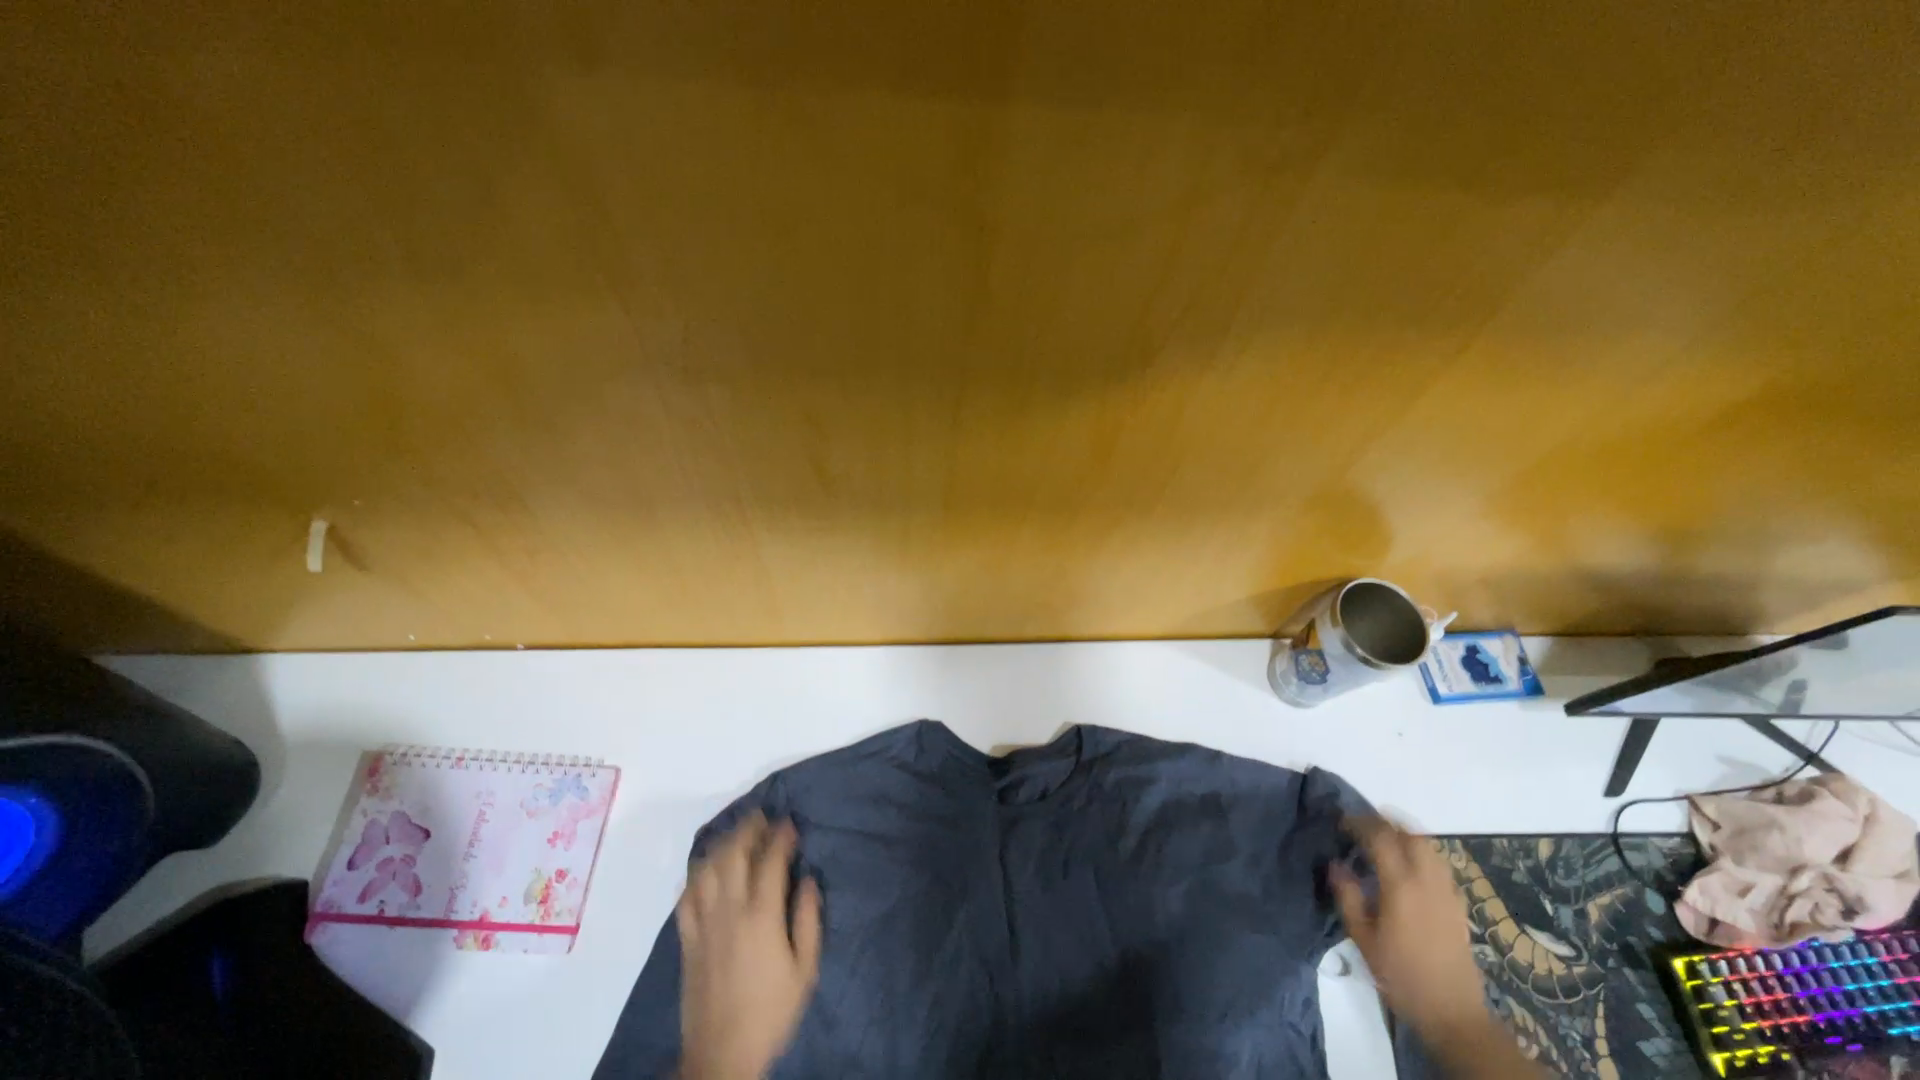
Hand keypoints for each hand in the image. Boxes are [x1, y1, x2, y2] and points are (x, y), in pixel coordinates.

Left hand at [678, 813, 822, 1079]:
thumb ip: (808, 920)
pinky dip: (695, 876)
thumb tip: (808, 881)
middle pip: (733, 855)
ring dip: (720, 845)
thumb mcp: (805, 969)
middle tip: (761, 817)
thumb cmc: (773, 1011)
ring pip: (706, 870)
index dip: (780, 837)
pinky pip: (686, 897)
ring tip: (734, 835)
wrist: (722, 1050)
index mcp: (762, 915)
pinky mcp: (687, 939)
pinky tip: (704, 870)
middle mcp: (729, 910)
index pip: (770, 861)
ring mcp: (704, 923)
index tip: (790, 823)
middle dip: (747, 830)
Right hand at [1330, 817, 1485, 1036]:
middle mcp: (1428, 880)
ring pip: (1429, 845)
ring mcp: (1447, 891)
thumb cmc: (1400, 975)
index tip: (1341, 821)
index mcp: (1401, 886)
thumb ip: (1348, 897)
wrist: (1451, 1010)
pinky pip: (1439, 863)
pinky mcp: (1458, 903)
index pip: (1381, 838)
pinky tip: (1407, 866)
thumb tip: (1335, 864)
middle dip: (1385, 822)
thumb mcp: (1362, 938)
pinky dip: (1421, 851)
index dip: (1360, 823)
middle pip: (1410, 834)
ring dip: (1405, 833)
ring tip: (1383, 839)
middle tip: (1361, 825)